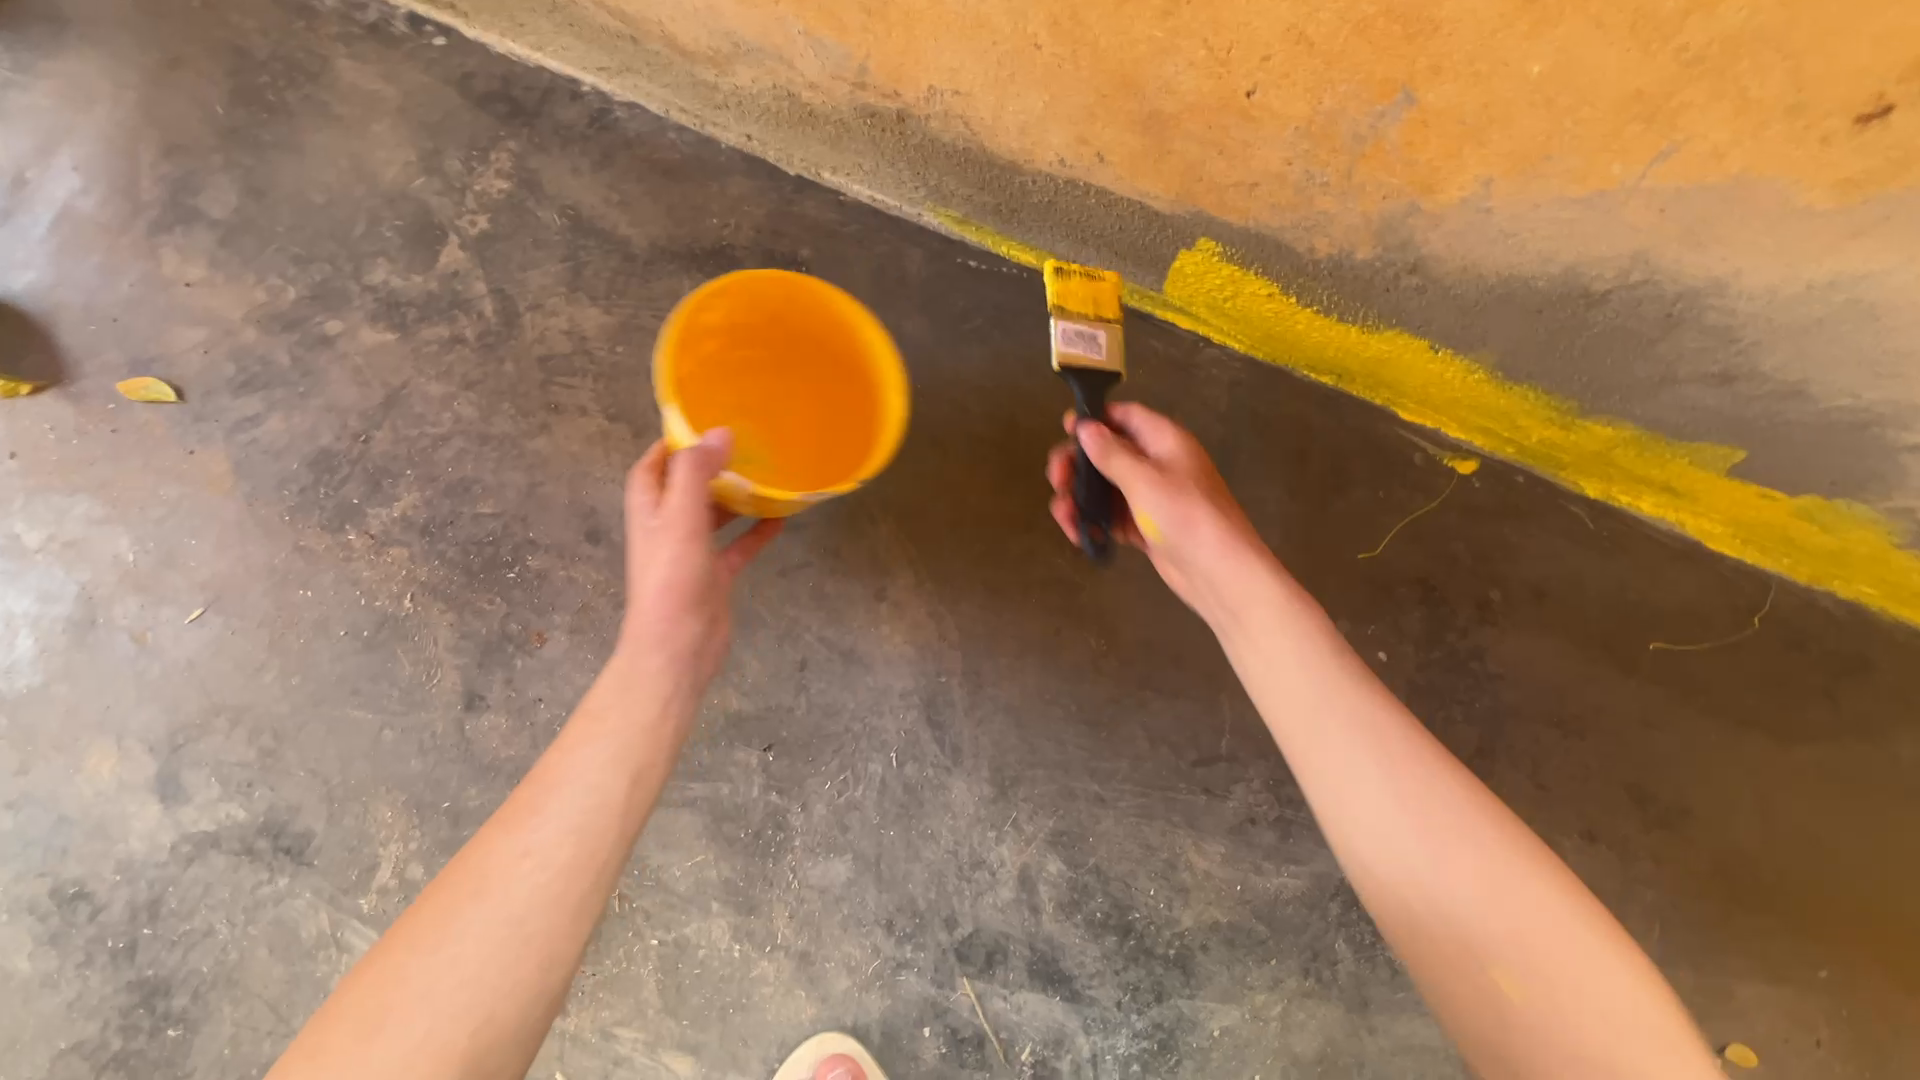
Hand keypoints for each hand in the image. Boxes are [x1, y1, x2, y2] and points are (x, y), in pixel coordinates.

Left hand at [617, 429, 782, 688]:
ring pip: (714, 516)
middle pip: (685, 488)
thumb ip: (696, 474)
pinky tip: (780, 520)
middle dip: (710, 467)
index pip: (653, 465)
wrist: (678, 647)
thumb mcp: (681, 518)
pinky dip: (755, 533)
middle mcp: (667, 528)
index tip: (704, 423)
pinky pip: (738, 547)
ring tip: (764, 476)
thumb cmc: (673, 580)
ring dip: (735, 498)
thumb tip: (719, 434)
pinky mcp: (715, 577)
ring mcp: (692, 554)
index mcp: (649, 510)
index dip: (672, 444)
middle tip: (744, 446)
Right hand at [1047, 403, 1280, 624]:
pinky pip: (1111, 516)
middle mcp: (1156, 464)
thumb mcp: (1144, 480)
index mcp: (1163, 441)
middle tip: (1056, 480)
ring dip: (1080, 497)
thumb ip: (1111, 453)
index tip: (1066, 429)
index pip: (1125, 417)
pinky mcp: (1145, 525)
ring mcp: (1150, 497)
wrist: (1218, 571)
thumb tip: (1086, 427)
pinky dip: (1093, 521)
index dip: (1095, 420)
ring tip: (1062, 514)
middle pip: (1108, 453)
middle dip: (1078, 464)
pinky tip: (1076, 532)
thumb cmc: (1184, 515)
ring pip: (1105, 488)